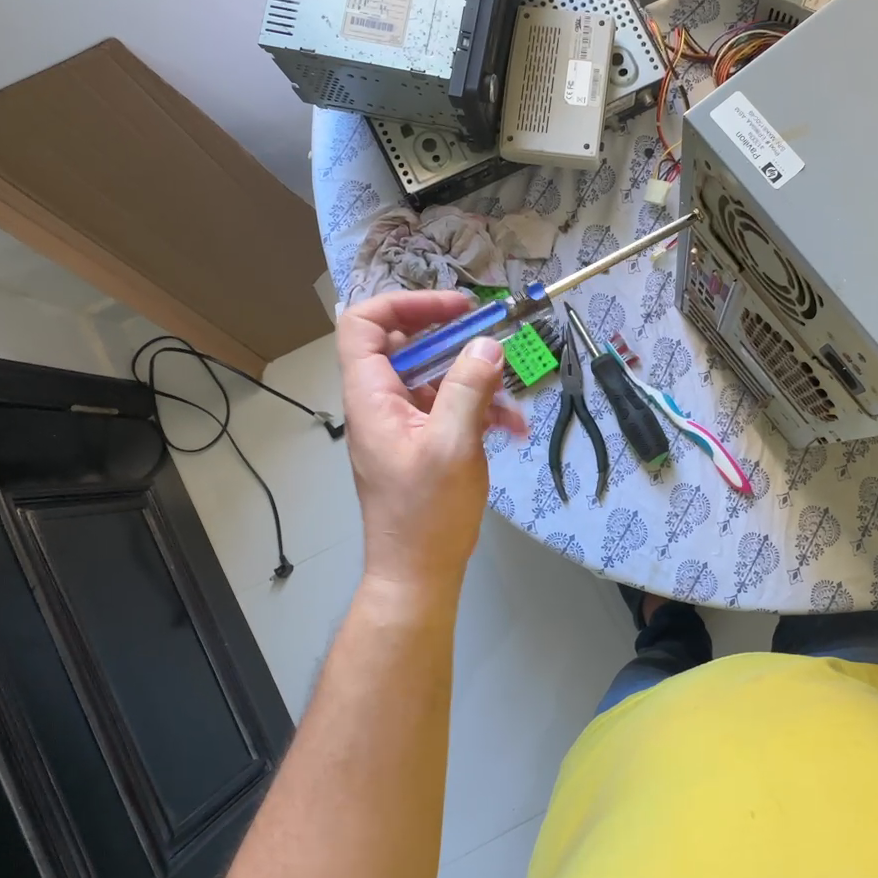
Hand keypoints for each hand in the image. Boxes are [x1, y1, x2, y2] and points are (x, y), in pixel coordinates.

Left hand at [338, 292, 527, 590]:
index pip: (364, 324)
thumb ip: (468, 388)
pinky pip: (449, 408)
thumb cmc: (426, 512)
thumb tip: (487, 344)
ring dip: (475, 378)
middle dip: (454, 340)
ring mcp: (403, 424)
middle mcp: (381, 402)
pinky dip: (480, 409)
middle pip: (406, 345)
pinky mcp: (424, 443)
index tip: (456, 308)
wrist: (418, 572)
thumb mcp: (452, 444)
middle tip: (493, 339)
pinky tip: (513, 428)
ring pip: (434, 377)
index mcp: (372, 396)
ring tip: (511, 396)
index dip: (405, 304)